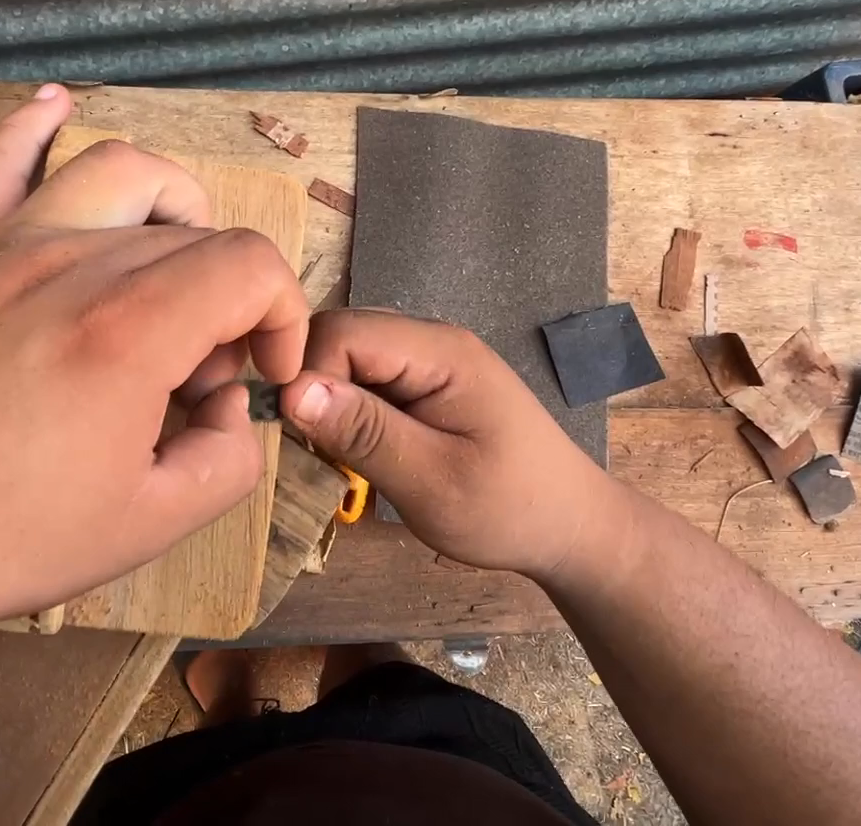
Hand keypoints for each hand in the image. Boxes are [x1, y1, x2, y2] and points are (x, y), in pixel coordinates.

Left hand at [0, 86, 307, 674]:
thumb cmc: (10, 540)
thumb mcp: (157, 521)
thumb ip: (232, 453)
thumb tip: (228, 399)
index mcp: (128, 331)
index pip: (250, 264)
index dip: (285, 313)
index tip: (266, 370)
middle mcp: (70, 265)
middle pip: (196, 234)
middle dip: (228, 300)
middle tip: (199, 373)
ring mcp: (4, 246)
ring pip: (122, 173)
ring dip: (176, 211)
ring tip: (171, 267)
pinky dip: (35, 125)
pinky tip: (57, 106)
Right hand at [280, 309, 610, 579]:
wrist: (570, 527)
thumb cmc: (510, 510)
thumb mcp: (433, 481)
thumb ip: (364, 433)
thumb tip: (290, 392)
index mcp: (440, 352)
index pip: (342, 332)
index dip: (307, 376)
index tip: (303, 437)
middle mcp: (431, 341)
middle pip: (340, 337)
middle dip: (313, 389)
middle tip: (319, 452)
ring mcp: (429, 361)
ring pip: (348, 358)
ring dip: (330, 404)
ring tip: (338, 456)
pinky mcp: (426, 384)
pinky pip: (367, 380)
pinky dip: (349, 413)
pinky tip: (358, 451)